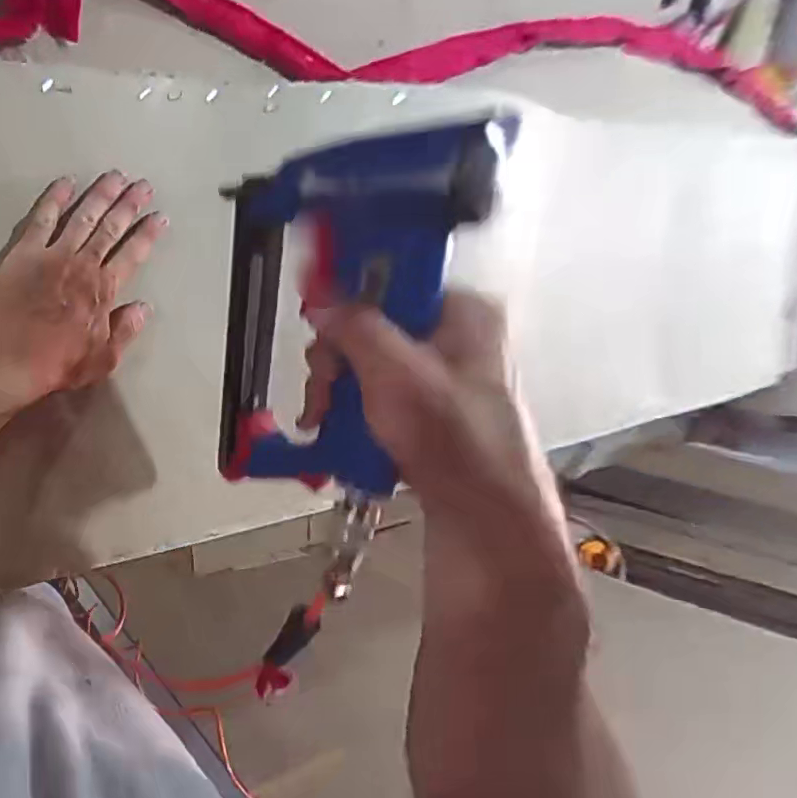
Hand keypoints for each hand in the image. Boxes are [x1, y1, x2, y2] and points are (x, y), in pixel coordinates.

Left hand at [0, 172, 165, 410]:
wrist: (14, 359)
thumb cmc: (57, 362)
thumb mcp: (104, 357)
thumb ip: (125, 330)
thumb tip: (142, 308)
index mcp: (103, 289)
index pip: (133, 254)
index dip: (147, 234)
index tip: (158, 219)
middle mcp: (82, 266)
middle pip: (111, 227)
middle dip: (129, 204)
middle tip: (141, 187)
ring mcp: (53, 256)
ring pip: (83, 216)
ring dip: (100, 194)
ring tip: (114, 177)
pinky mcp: (25, 254)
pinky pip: (43, 219)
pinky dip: (55, 199)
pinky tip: (65, 184)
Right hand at [299, 293, 561, 534]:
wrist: (481, 518)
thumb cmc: (460, 446)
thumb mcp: (397, 375)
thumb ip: (356, 329)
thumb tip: (321, 298)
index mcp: (462, 315)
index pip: (392, 278)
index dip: (348, 291)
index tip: (315, 306)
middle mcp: (448, 340)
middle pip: (364, 326)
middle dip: (333, 361)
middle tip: (326, 387)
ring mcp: (431, 376)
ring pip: (358, 363)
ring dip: (332, 391)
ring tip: (327, 420)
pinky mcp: (417, 408)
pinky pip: (364, 393)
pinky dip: (344, 410)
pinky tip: (337, 429)